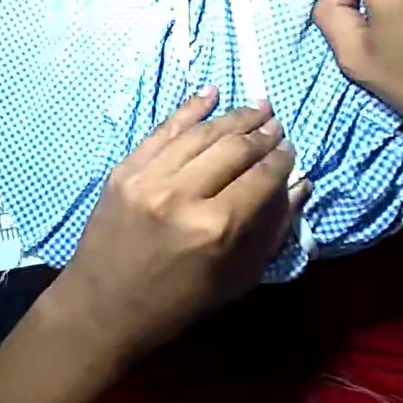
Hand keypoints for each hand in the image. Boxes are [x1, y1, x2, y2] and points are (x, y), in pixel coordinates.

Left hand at [44, 89, 309, 367]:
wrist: (103, 309)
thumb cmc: (178, 303)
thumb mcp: (237, 279)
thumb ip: (272, 228)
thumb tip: (300, 184)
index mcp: (216, 228)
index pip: (262, 177)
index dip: (281, 160)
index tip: (291, 149)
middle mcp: (183, 195)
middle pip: (234, 148)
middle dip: (262, 133)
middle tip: (277, 124)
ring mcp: (149, 177)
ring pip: (201, 133)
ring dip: (233, 116)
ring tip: (257, 106)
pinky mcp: (125, 169)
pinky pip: (163, 130)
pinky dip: (189, 108)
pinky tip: (211, 93)